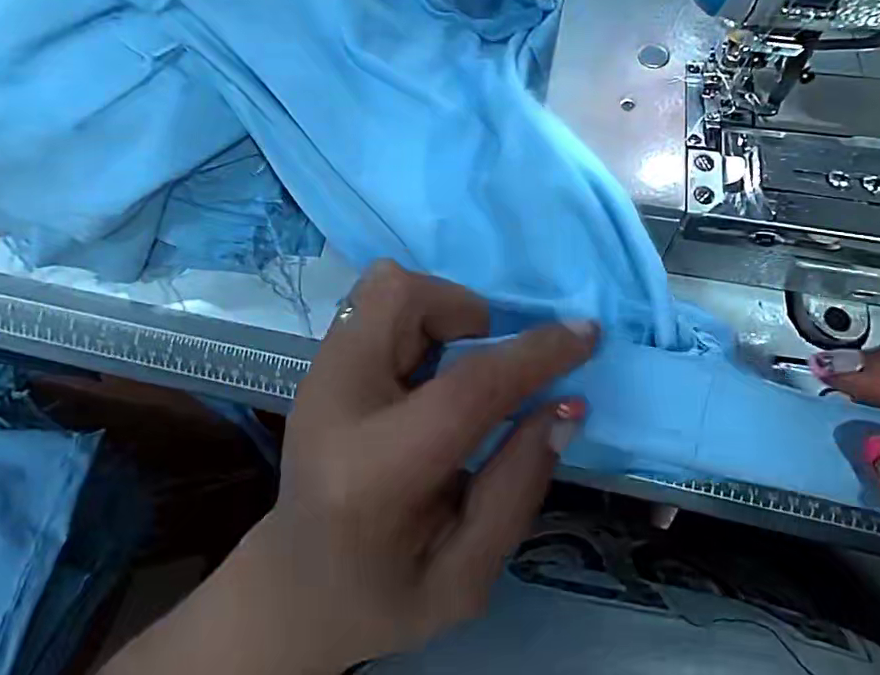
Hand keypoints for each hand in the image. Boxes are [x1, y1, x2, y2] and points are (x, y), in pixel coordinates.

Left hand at [105, 261, 596, 674]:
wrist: (294, 587)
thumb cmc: (385, 593)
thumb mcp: (466, 577)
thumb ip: (519, 485)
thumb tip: (565, 404)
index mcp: (372, 476)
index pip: (464, 390)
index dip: (533, 356)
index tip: (585, 334)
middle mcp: (333, 405)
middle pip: (401, 298)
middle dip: (466, 311)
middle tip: (488, 364)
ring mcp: (317, 376)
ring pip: (386, 285)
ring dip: (441, 312)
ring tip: (451, 371)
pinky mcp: (318, 362)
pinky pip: (377, 300)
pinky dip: (418, 317)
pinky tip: (422, 373)